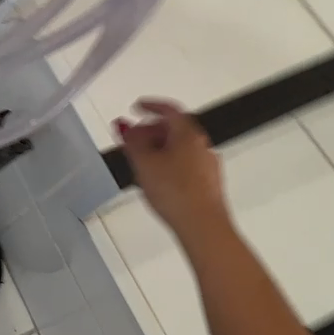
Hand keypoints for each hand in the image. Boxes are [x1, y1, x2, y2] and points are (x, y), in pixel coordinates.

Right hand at [115, 99, 231, 243]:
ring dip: (160, 147)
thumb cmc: (174, 192)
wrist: (204, 228)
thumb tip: (123, 124)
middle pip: (175, 129)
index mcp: (187, 134)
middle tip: (133, 138)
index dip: (150, 106)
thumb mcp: (143, 162)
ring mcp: (209, 166)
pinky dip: (171, 162)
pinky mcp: (210, 185)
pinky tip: (159, 179)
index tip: (137, 107)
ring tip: (142, 161)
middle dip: (151, 130)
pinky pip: (187, 164)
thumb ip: (131, 141)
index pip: (169, 110)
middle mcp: (202, 146)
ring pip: (181, 147)